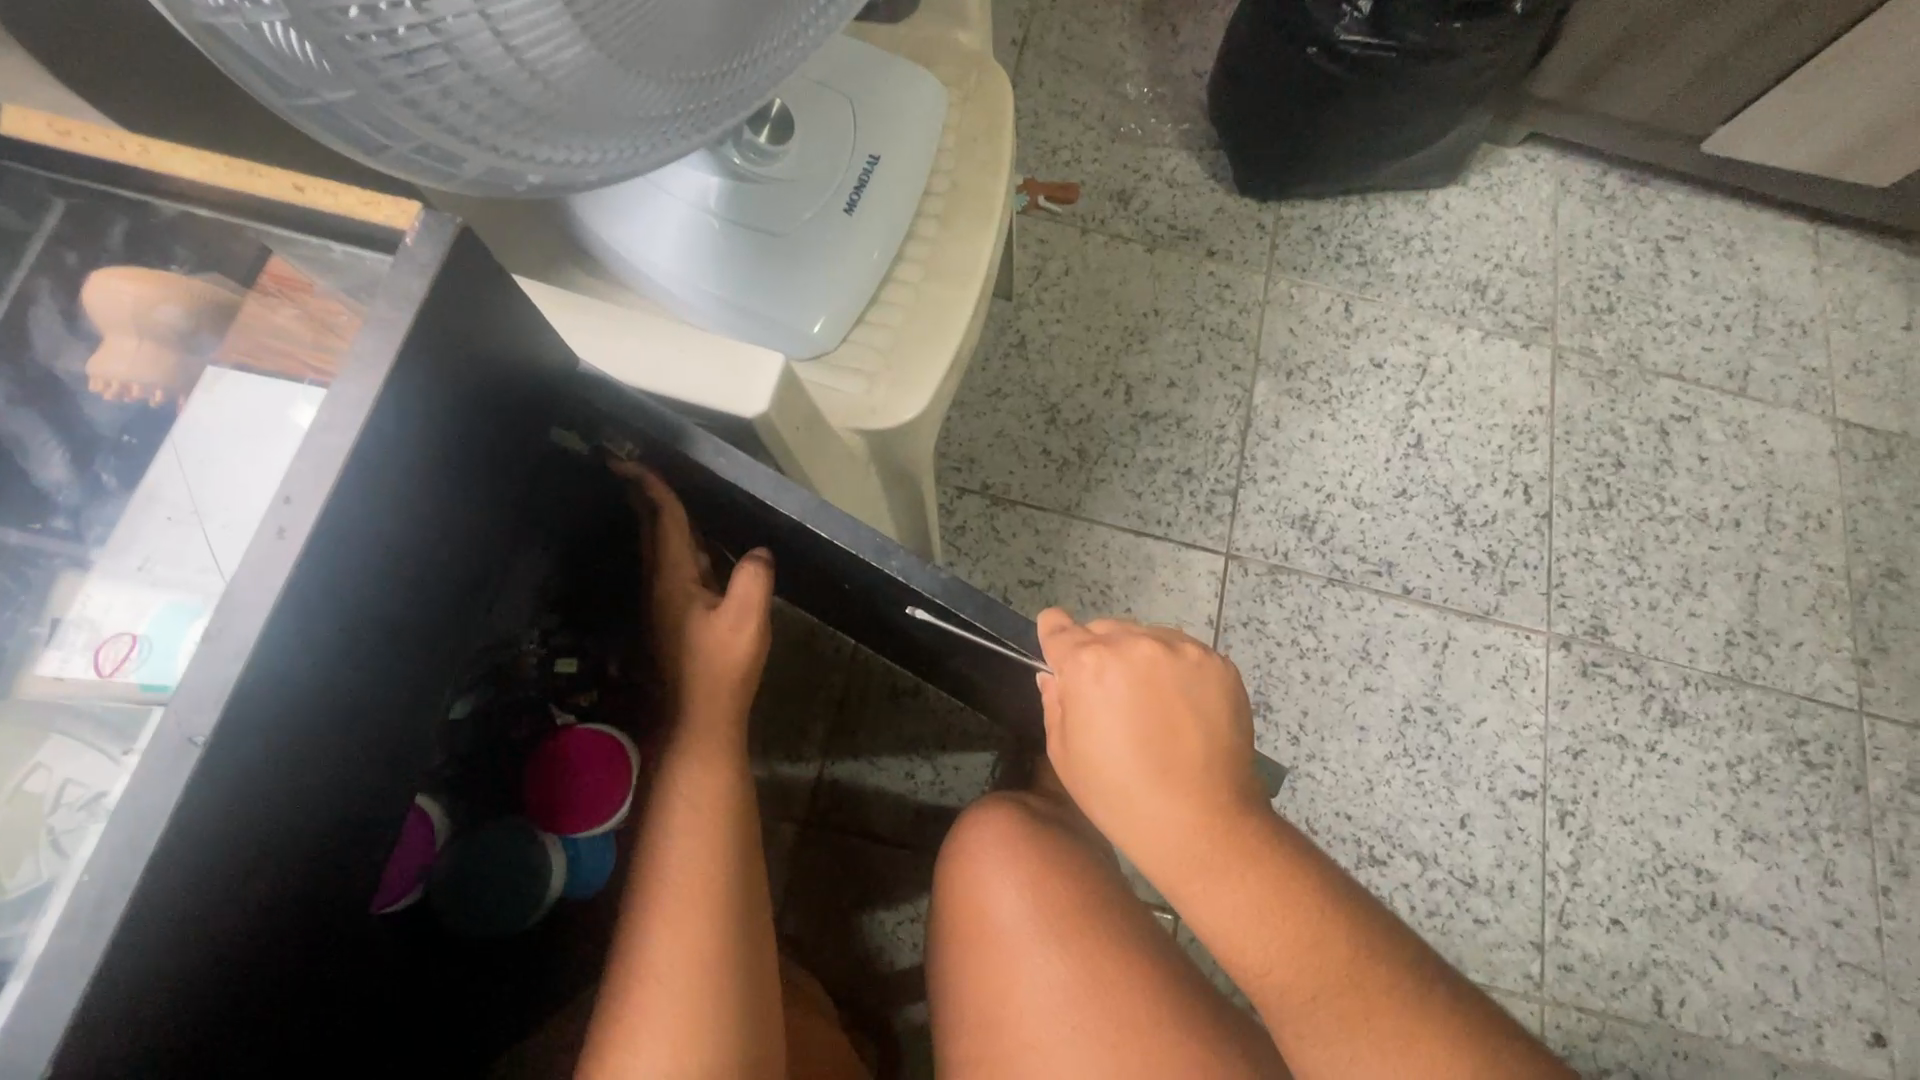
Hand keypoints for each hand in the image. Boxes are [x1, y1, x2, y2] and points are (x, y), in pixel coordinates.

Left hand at [613, 459, 774, 750]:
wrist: (697, 720)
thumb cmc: (721, 669)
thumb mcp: (748, 619)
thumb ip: (754, 577)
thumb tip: (758, 551)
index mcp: (674, 577)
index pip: (663, 519)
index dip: (651, 486)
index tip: (629, 458)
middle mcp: (660, 585)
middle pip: (652, 530)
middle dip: (644, 496)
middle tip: (637, 466)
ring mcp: (663, 603)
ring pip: (660, 549)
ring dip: (658, 519)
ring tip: (662, 495)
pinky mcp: (672, 618)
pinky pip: (673, 566)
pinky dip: (678, 544)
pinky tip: (696, 547)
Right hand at [1034, 609, 1269, 875]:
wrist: (1202, 821)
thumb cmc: (1119, 796)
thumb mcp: (1065, 755)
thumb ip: (1055, 702)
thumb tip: (1056, 675)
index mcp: (1088, 664)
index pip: (1058, 626)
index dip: (1054, 636)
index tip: (1059, 652)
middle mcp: (1133, 643)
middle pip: (1103, 630)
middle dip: (1098, 654)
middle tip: (1109, 697)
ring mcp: (1181, 649)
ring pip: (1146, 637)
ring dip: (1139, 659)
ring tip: (1152, 705)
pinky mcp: (1218, 662)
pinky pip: (1184, 653)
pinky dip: (1177, 671)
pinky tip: (1183, 709)